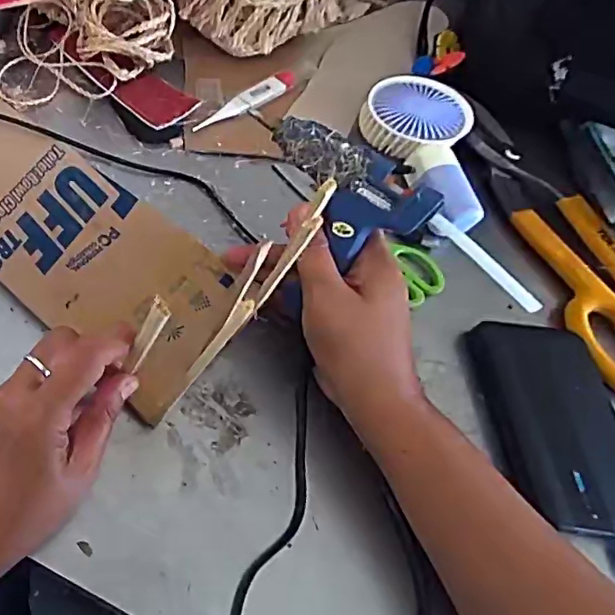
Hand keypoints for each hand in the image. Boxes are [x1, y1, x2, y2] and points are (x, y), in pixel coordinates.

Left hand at [0, 325, 137, 596]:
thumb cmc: (31, 511)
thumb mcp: (79, 472)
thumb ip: (102, 420)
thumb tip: (124, 380)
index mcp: (41, 411)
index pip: (82, 356)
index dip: (112, 342)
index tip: (135, 341)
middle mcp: (18, 391)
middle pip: (60, 340)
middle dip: (92, 346)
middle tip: (117, 375)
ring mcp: (4, 392)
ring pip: (45, 350)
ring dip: (75, 357)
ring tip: (98, 392)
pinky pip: (34, 368)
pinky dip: (58, 371)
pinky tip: (72, 403)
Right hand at [223, 204, 421, 415]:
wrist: (371, 400)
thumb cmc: (355, 348)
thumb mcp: (326, 294)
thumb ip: (313, 252)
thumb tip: (304, 214)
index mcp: (375, 264)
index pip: (348, 224)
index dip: (316, 220)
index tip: (284, 227)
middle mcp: (366, 277)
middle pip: (320, 251)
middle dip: (281, 252)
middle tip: (243, 255)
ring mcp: (351, 299)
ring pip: (310, 275)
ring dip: (277, 275)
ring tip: (239, 274)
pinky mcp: (338, 318)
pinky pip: (310, 297)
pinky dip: (287, 296)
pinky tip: (259, 297)